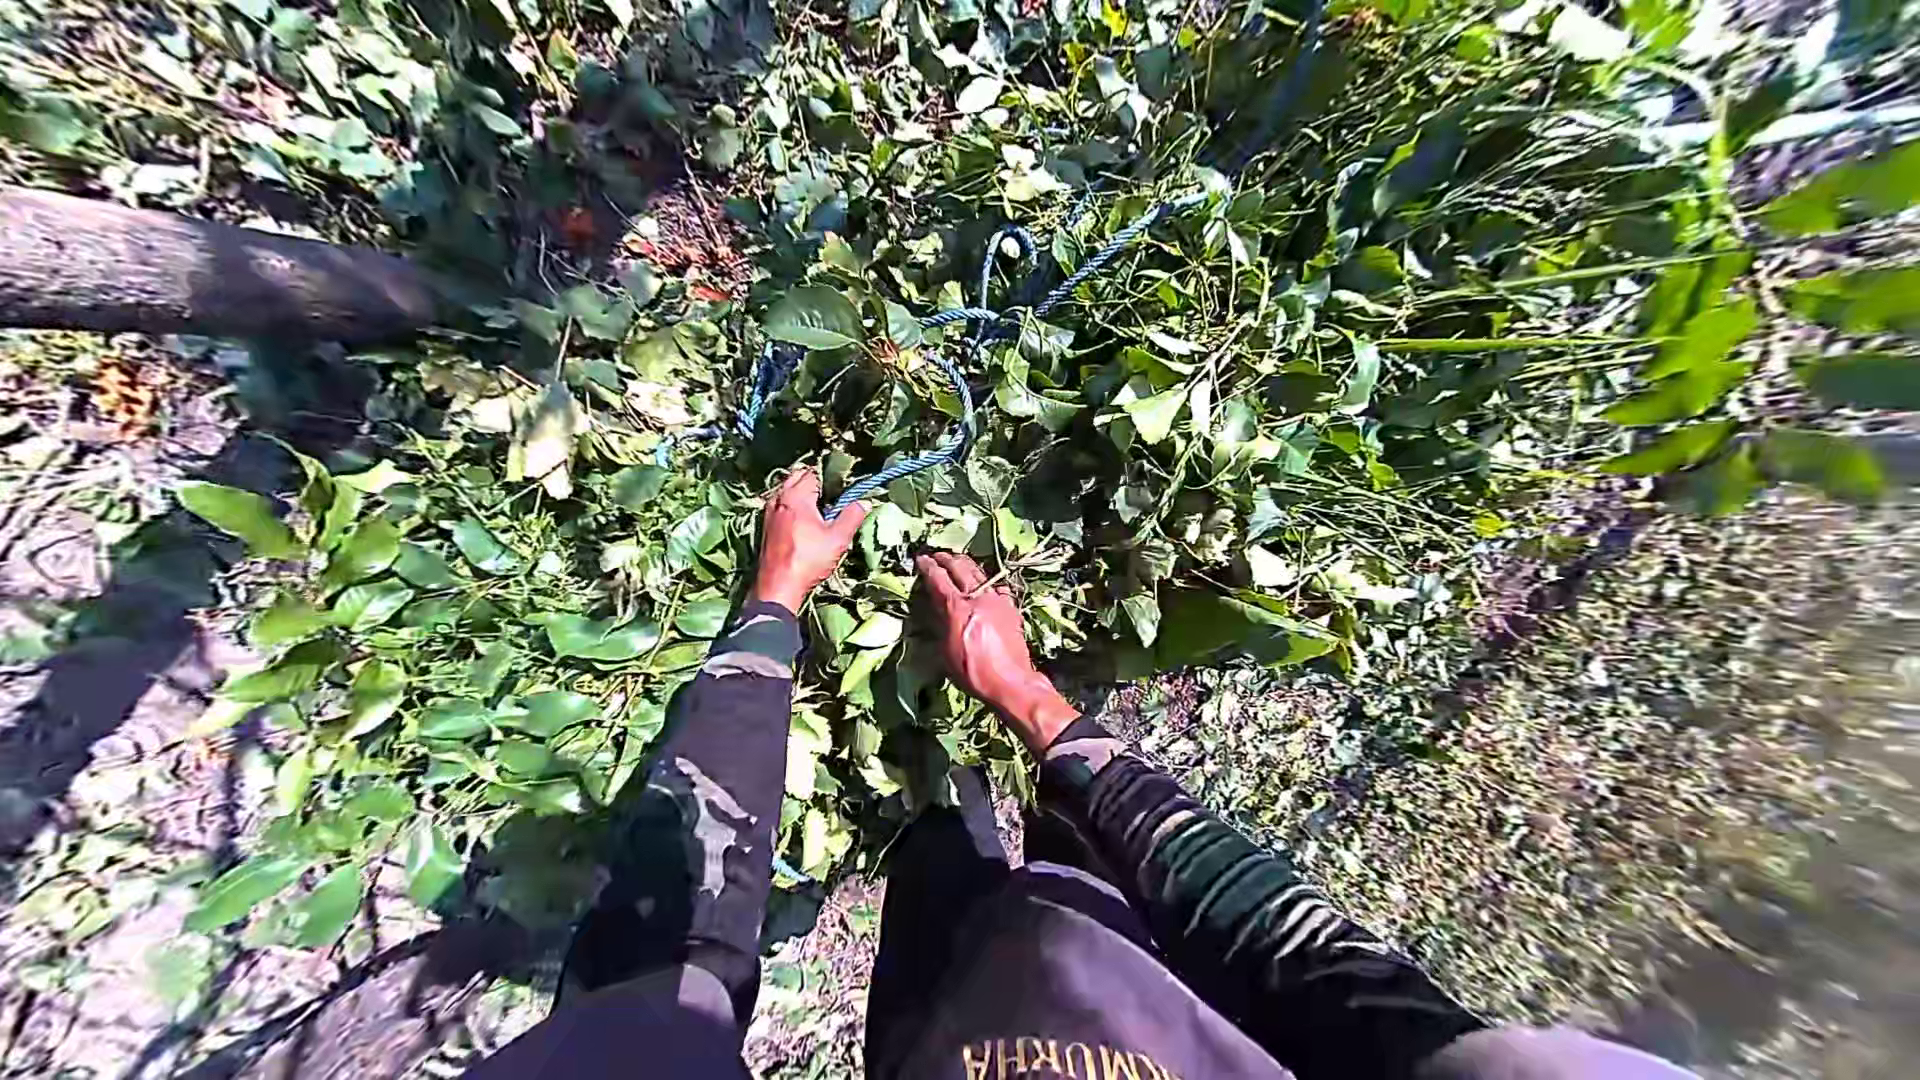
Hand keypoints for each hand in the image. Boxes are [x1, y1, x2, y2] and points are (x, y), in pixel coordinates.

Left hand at [751, 469, 867, 613]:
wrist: (777, 586)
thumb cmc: (808, 560)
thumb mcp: (837, 539)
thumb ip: (851, 517)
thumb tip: (864, 502)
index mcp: (796, 497)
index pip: (813, 473)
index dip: (829, 477)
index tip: (842, 486)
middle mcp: (779, 498)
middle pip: (797, 477)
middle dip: (814, 481)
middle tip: (832, 495)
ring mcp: (769, 512)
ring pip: (786, 490)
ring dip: (801, 493)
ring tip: (819, 507)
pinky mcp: (765, 525)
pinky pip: (780, 504)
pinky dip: (791, 505)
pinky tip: (803, 521)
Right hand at [915, 552, 1077, 754]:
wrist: (1010, 682)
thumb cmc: (972, 673)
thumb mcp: (945, 652)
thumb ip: (939, 626)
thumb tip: (933, 610)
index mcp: (956, 608)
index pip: (938, 578)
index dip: (927, 566)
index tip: (920, 559)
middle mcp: (977, 597)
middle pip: (959, 567)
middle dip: (946, 558)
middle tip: (936, 555)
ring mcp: (997, 599)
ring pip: (979, 572)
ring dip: (965, 564)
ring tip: (957, 561)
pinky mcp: (1010, 607)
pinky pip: (996, 585)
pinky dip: (986, 579)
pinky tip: (983, 581)